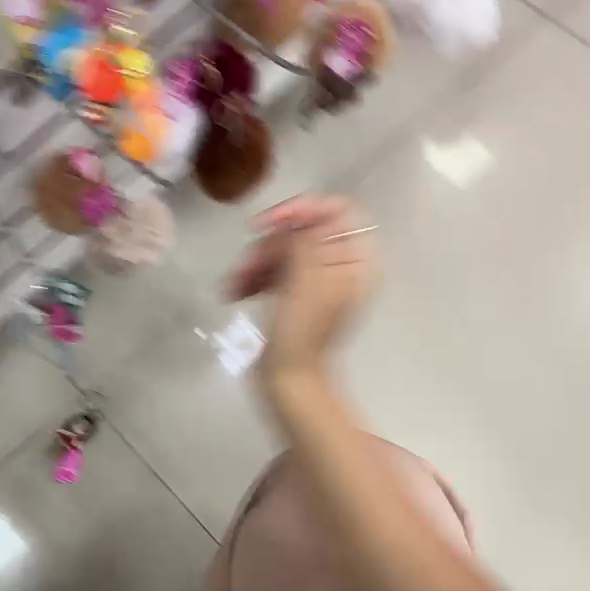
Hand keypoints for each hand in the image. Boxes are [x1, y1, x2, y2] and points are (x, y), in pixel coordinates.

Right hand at [226, 194, 378, 386]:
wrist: (288, 380)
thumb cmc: (300, 334)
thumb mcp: (304, 282)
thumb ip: (304, 241)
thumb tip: (295, 215)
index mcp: (355, 261)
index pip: (337, 211)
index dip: (303, 209)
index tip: (268, 223)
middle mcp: (340, 266)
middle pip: (302, 231)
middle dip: (269, 246)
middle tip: (246, 267)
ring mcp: (316, 281)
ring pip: (283, 251)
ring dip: (254, 263)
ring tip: (233, 286)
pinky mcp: (294, 296)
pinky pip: (274, 271)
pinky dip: (254, 278)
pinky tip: (235, 292)